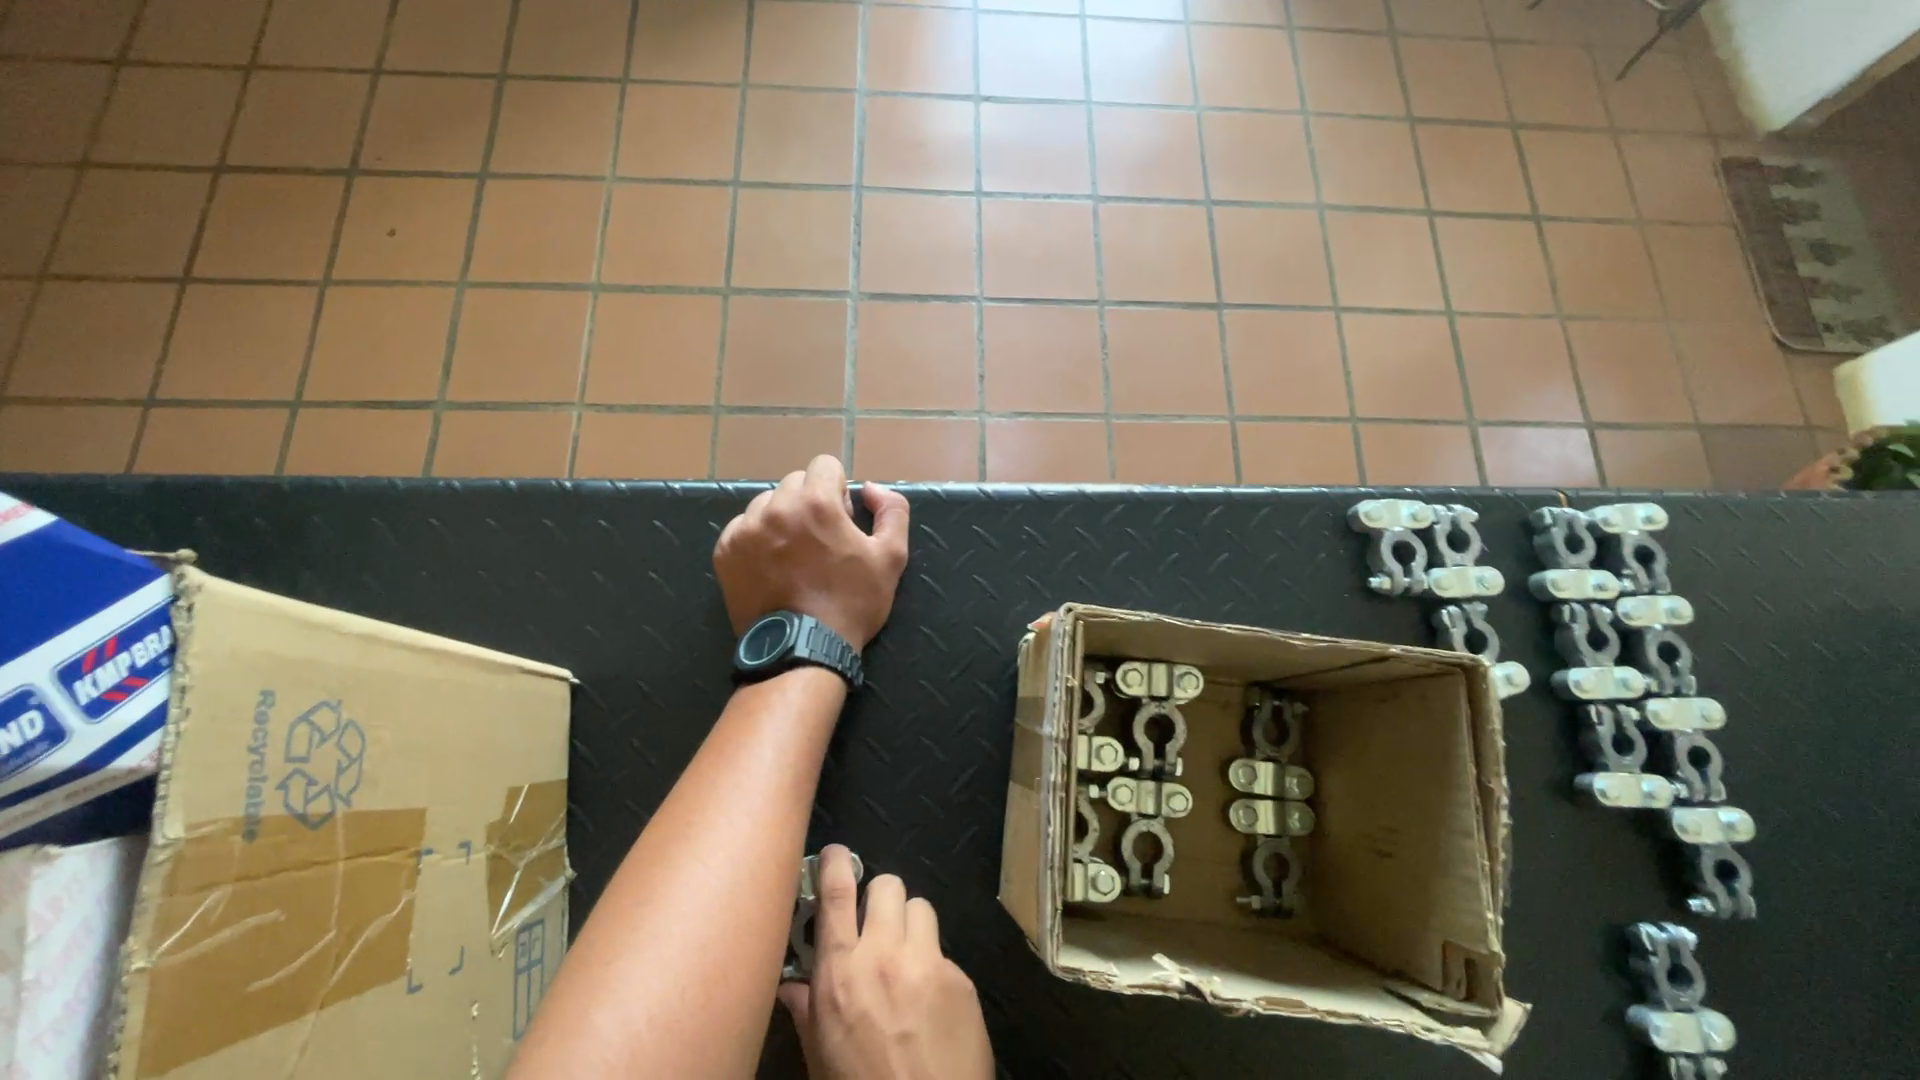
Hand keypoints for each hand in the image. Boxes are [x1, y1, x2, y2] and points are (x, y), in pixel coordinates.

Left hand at [714, 455, 909, 649]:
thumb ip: (892, 510)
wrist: (803, 649)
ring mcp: (745, 529)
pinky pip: (743, 528)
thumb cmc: (852, 603)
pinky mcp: (725, 551)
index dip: (839, 490)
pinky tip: (772, 567)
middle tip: (821, 541)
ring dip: (782, 519)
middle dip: (810, 502)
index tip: (842, 520)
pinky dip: (757, 539)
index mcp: (816, 501)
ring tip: (794, 556)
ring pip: (767, 504)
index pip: (825, 465)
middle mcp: (775, 507)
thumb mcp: (891, 557)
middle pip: (795, 483)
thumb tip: (870, 487)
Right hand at [778, 847, 992, 1079]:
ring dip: (912, 924)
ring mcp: (927, 963)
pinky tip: (932, 1000)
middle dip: (882, 898)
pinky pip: (944, 951)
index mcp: (841, 972)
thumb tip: (788, 984)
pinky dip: (935, 966)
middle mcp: (884, 955)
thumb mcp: (820, 1054)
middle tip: (878, 924)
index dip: (835, 864)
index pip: (837, 896)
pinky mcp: (961, 977)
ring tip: (908, 956)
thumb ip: (806, 1009)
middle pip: (888, 885)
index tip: (836, 854)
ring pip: (921, 907)